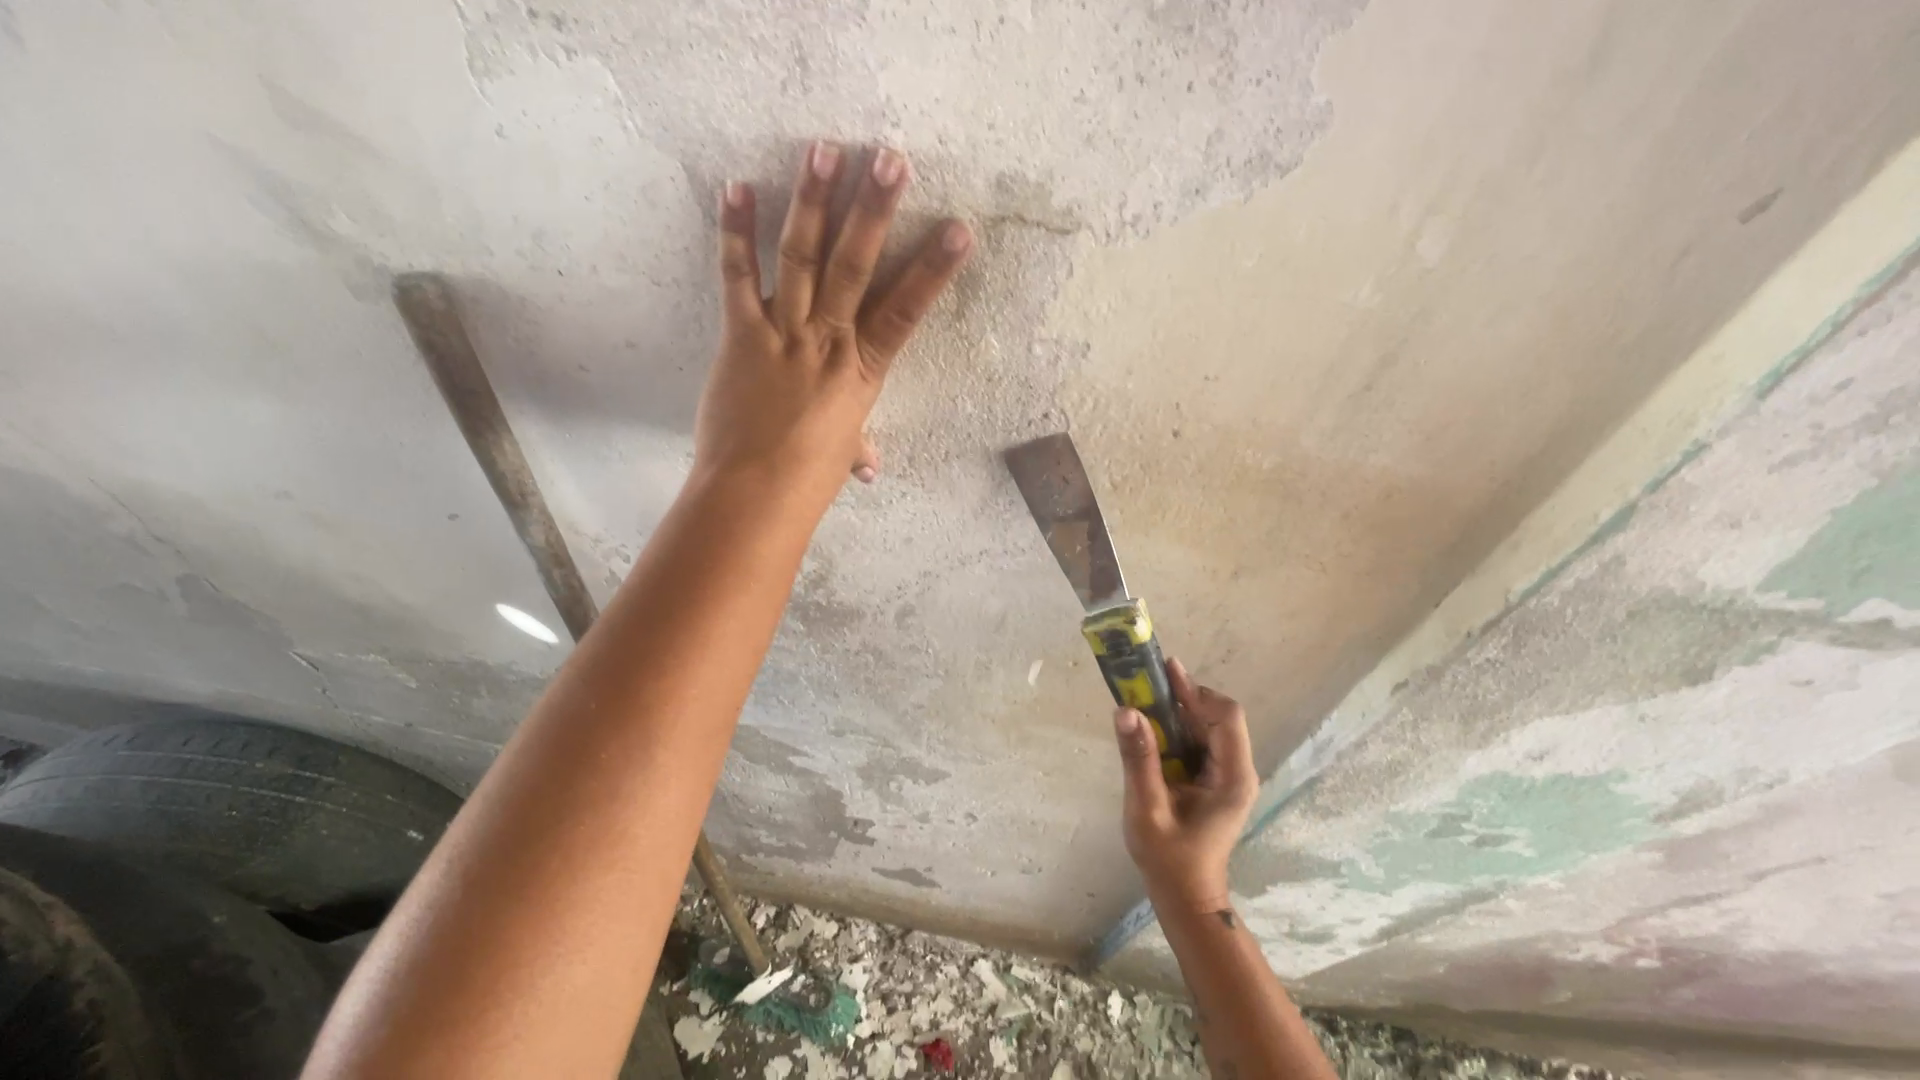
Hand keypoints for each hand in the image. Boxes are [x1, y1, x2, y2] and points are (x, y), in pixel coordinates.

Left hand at [694, 141, 972, 502]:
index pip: (906, 311)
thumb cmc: (806, 480)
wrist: (754, 495)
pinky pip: (738, 278)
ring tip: (823, 149)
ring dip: (813, 201)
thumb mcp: (839, 455)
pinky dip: (736, 233)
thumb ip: (856, 446)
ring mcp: (785, 334)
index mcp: (862, 371)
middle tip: (890, 158)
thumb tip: (869, 465)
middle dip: (875, 209)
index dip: (934, 269)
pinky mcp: (741, 336)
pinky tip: (738, 187)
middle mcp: (829, 342)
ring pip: (803, 257)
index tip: (959, 229)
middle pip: (856, 266)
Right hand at [1113, 659, 1257, 912]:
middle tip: (1147, 678)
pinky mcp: (1214, 782)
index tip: (1164, 678)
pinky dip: (1176, 730)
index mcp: (1232, 777)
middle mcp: (1237, 771)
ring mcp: (1227, 777)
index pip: (1226, 717)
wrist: (1186, 898)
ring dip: (1178, 711)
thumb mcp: (1147, 808)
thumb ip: (1139, 758)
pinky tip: (1151, 726)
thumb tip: (1126, 710)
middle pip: (1218, 717)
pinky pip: (1199, 744)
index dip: (1197, 694)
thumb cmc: (1169, 859)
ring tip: (1143, 694)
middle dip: (1184, 696)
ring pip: (1208, 728)